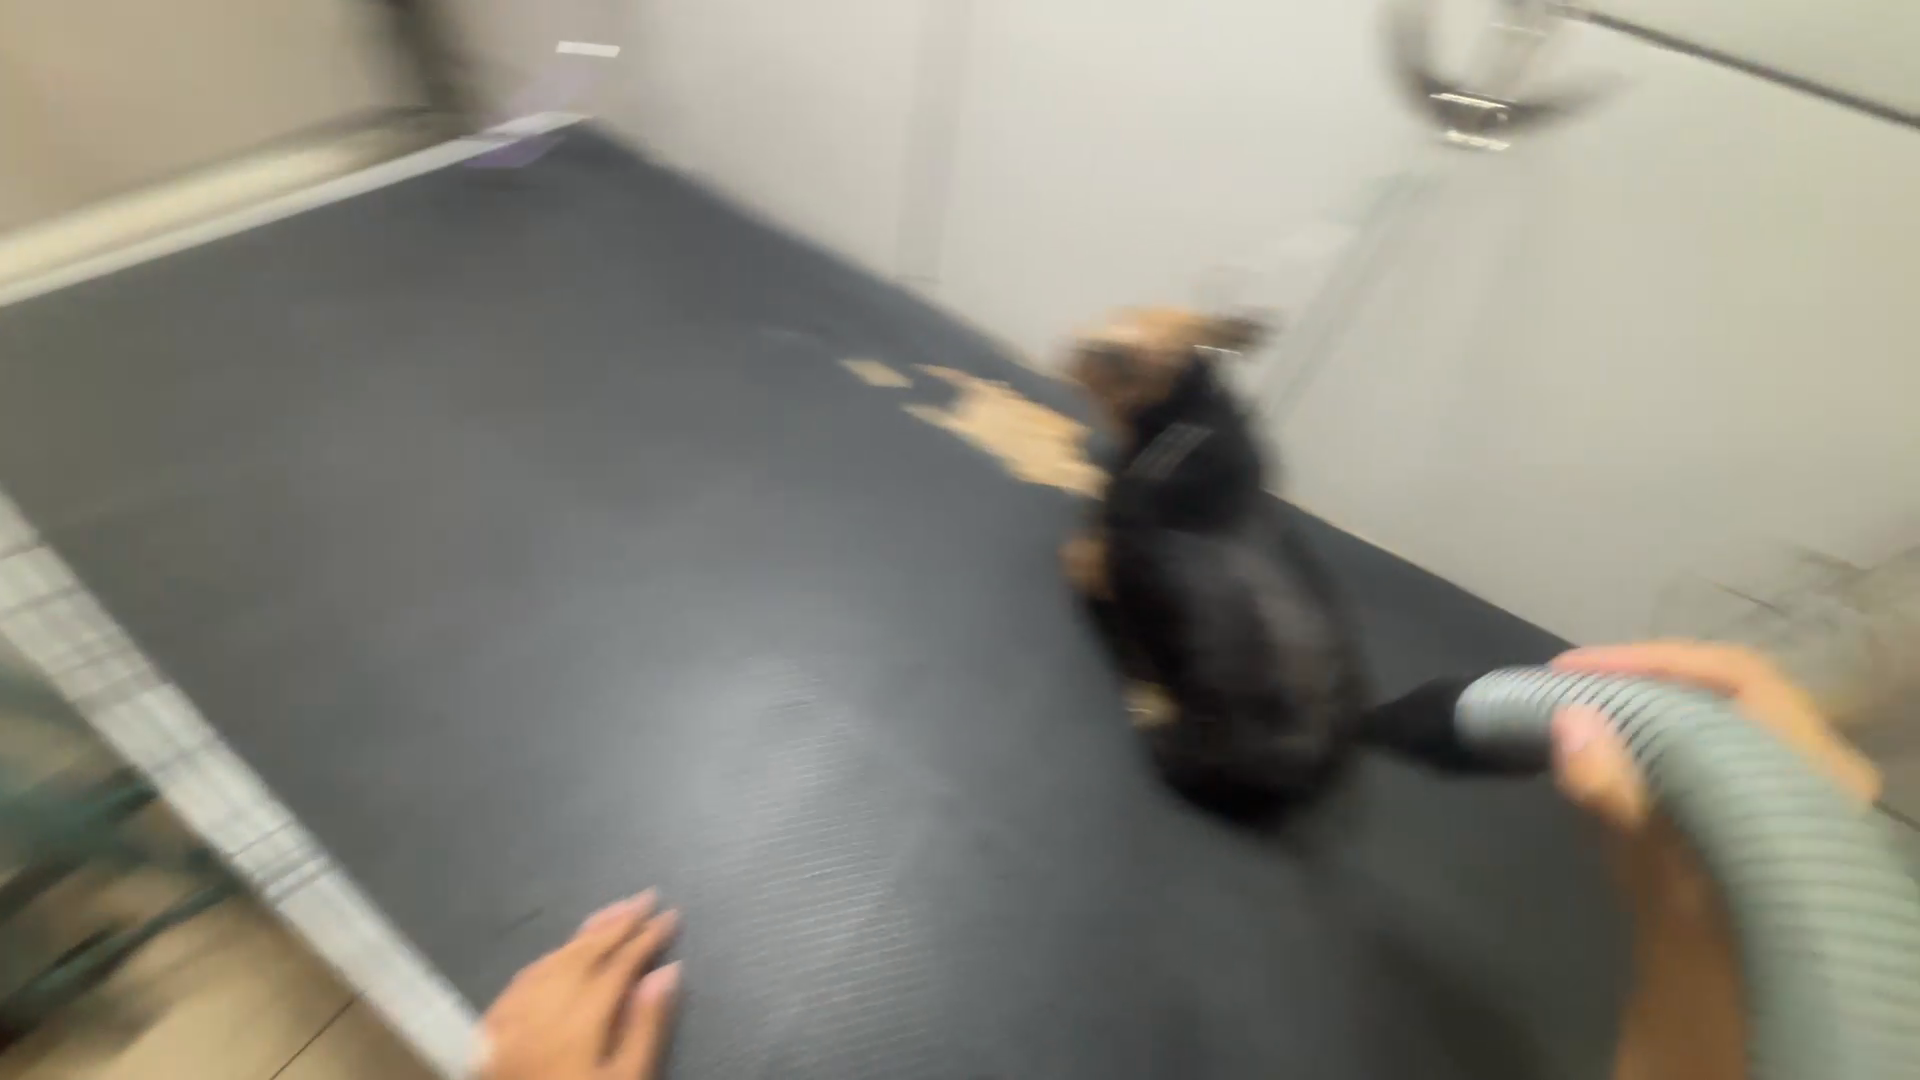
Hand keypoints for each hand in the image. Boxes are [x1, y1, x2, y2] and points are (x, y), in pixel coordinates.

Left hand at [479, 890, 682, 1079]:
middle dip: (618, 923)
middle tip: (647, 898)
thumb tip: (668, 968)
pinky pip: (522, 982)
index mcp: (577, 1024)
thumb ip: (646, 1025)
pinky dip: (549, 958)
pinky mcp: (489, 1039)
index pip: (618, 964)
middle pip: (583, 954)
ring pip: (551, 962)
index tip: (672, 916)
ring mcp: (510, 1024)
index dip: (647, 937)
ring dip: (585, 934)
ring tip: (614, 914)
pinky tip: (561, 953)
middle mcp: (540, 1013)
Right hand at [1546, 641, 1879, 1079]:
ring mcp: (1787, 783)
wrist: (1724, 997)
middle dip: (1632, 677)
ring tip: (1572, 705)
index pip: (1739, 678)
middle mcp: (1812, 769)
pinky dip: (1643, 726)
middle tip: (1562, 686)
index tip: (1568, 671)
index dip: (1650, 661)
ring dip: (1634, 699)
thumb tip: (1567, 722)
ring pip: (1706, 710)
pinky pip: (1699, 736)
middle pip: (1721, 688)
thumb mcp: (1655, 872)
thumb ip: (1616, 796)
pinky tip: (1601, 741)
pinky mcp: (1753, 799)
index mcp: (1808, 777)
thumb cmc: (1701, 937)